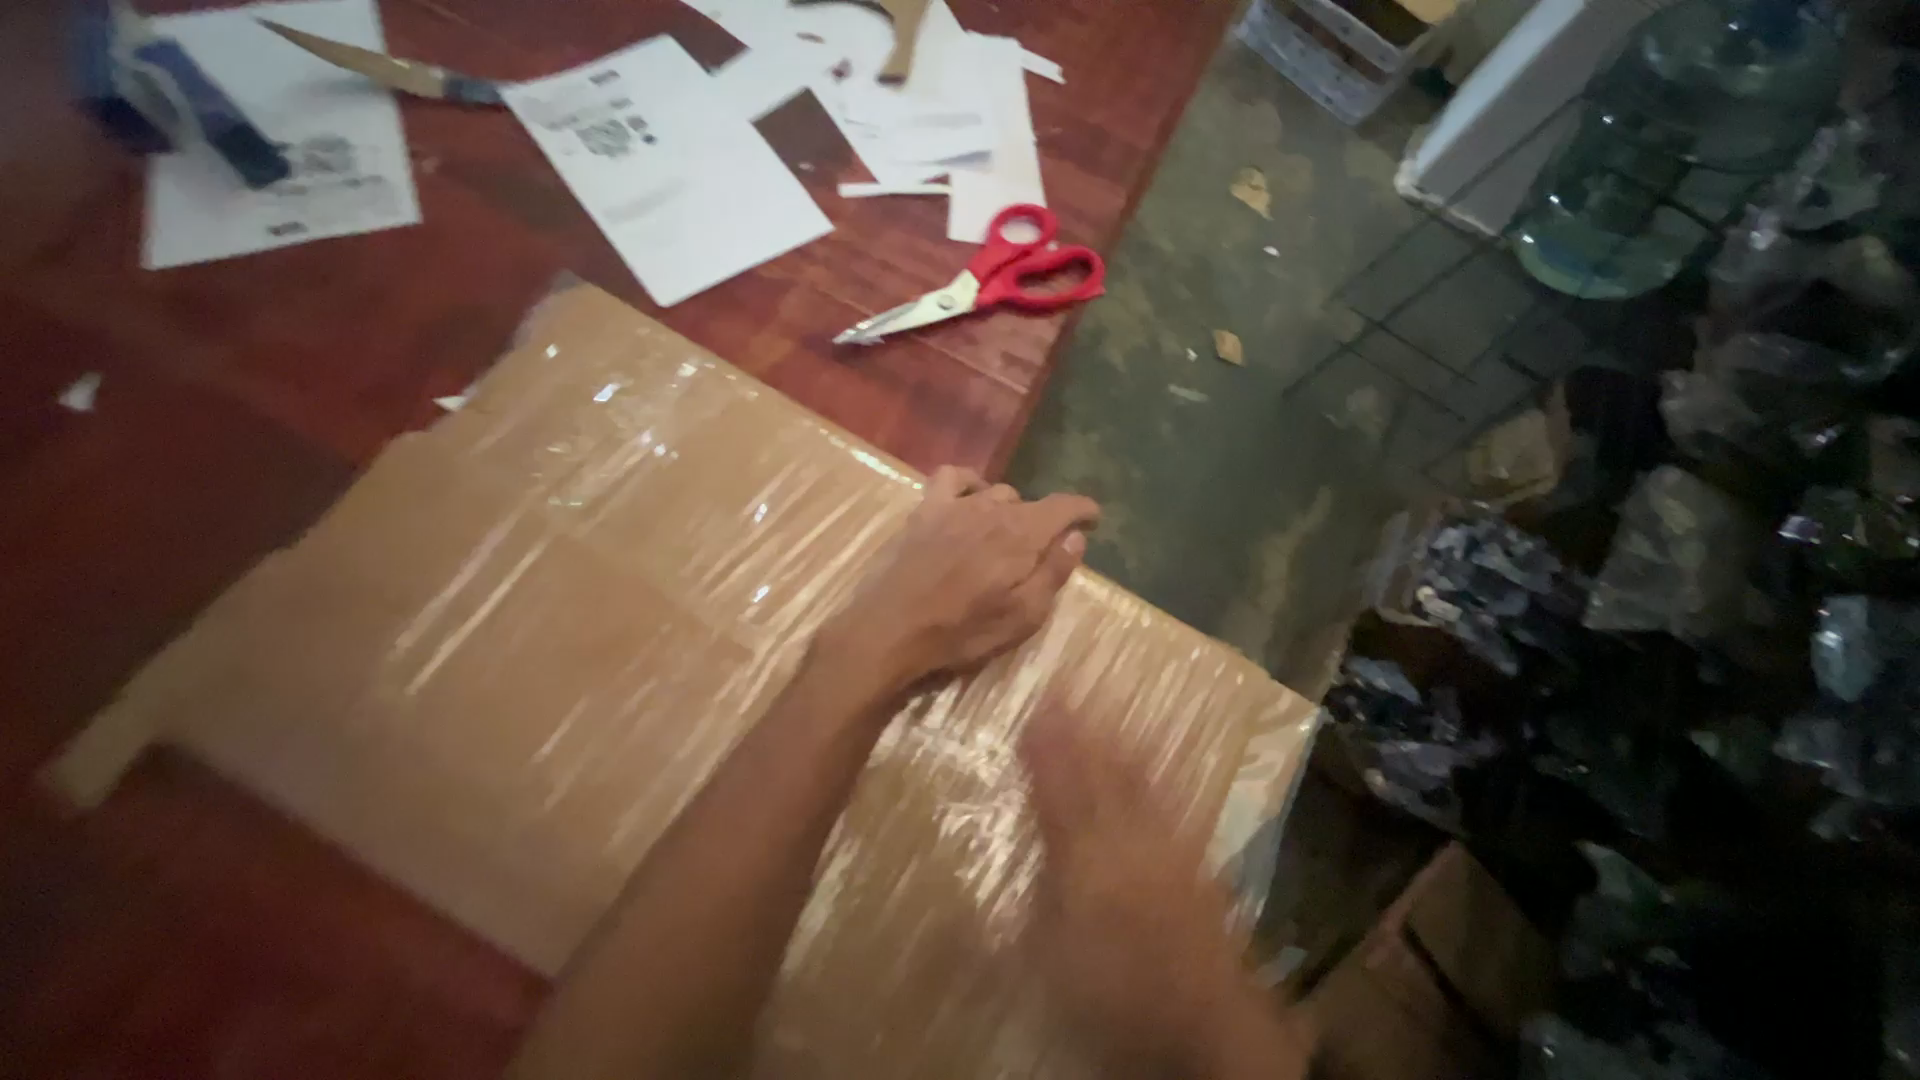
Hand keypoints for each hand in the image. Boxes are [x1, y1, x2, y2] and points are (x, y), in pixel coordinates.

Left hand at [817, 466, 1099, 698]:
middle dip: (1041, 522)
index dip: (1083, 509)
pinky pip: (951, 477)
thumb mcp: (1022, 617)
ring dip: (1007, 510)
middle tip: (1037, 554)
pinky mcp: (924, 510)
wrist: (890, 630)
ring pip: (995, 492)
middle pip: (1029, 504)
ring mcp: (954, 505)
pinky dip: (968, 482)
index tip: (1093, 517)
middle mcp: (992, 509)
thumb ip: (1053, 573)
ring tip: (1003, 536)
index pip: (1063, 507)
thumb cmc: (961, 632)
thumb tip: (1077, 538)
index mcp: (1022, 535)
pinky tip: (969, 499)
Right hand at [1023, 716, 1304, 1078]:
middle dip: (1080, 725)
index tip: (1032, 705)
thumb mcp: (1042, 968)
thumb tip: (960, 897)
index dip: (1043, 747)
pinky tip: (1158, 749)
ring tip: (1107, 698)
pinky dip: (1161, 764)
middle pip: (1099, 771)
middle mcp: (1125, 842)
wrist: (1204, 1024)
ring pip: (1137, 775)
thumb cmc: (1114, 997)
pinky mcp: (1196, 857)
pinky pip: (1176, 796)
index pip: (1056, 792)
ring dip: (1119, 733)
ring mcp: (1166, 845)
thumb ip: (1005, 922)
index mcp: (1082, 863)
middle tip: (1066, 683)